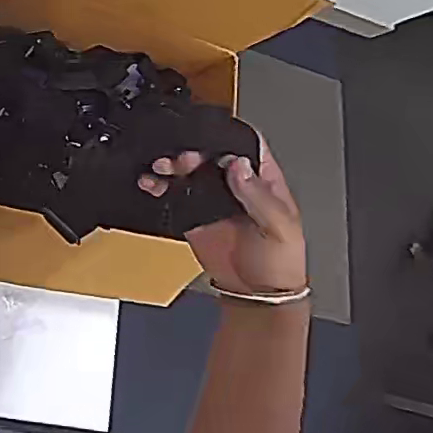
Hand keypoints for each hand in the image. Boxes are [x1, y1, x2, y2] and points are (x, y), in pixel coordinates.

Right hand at [138, 138, 306, 295]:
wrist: (256, 295)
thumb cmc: (279, 262)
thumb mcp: (279, 226)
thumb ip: (258, 196)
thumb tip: (239, 165)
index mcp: (262, 179)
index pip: (245, 145)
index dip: (226, 137)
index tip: (207, 138)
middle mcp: (235, 184)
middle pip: (210, 154)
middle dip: (193, 150)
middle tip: (183, 160)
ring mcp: (213, 199)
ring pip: (189, 170)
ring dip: (173, 165)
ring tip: (162, 167)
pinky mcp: (194, 215)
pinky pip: (174, 194)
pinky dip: (160, 186)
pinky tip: (152, 183)